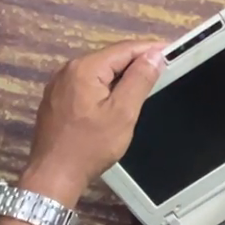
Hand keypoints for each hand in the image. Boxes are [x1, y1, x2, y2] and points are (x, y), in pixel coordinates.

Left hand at [21, 40, 166, 205]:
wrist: (53, 174)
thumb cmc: (90, 146)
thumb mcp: (122, 113)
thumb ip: (139, 80)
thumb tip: (154, 55)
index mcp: (85, 68)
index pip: (124, 49)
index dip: (149, 49)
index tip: (171, 51)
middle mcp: (68, 70)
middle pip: (109, 58)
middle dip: (136, 61)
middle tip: (162, 67)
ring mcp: (59, 85)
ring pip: (98, 72)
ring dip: (121, 75)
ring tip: (144, 81)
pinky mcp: (56, 100)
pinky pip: (86, 84)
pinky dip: (105, 86)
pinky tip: (116, 98)